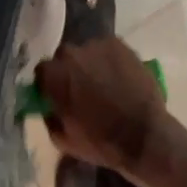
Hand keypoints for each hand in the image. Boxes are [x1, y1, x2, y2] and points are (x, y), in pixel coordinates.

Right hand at [34, 36, 170, 173]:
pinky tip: (120, 78)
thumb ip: (50, 119)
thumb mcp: (65, 141)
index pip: (42, 71)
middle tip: (82, 89)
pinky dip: (110, 60)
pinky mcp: (118, 44)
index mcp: (54, 76)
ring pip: (87, 52)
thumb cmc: (101, 142)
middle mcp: (71, 54)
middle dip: (70, 71)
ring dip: (90, 64)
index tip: (57, 95)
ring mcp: (96, 45)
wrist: (144, 135)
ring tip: (106, 84)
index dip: (49, 83)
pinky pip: (107, 49)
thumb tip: (49, 108)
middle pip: (64, 58)